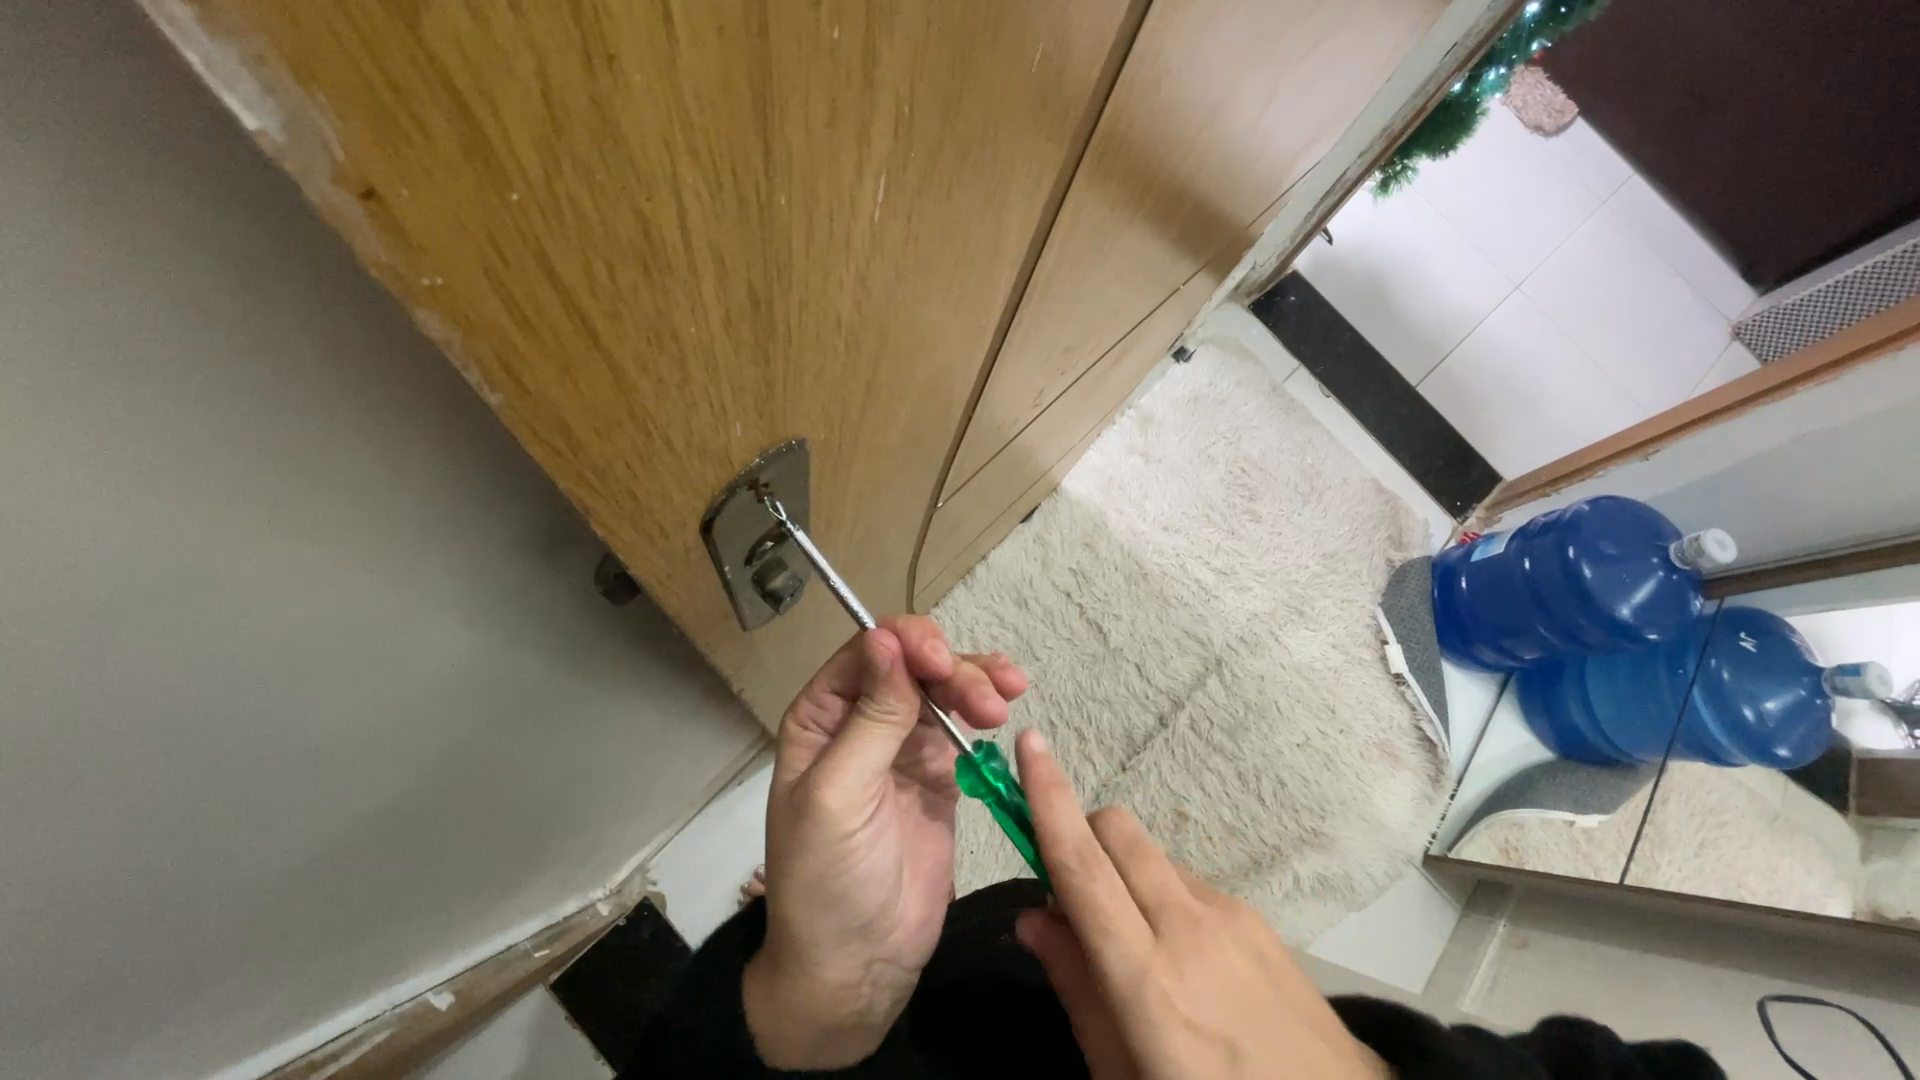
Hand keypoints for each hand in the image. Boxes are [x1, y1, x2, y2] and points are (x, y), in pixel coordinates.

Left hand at [743, 616, 1028, 1068]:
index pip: (867, 653)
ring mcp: (903, 748)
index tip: (944, 663)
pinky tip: (1008, 708)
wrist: (857, 966)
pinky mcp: (939, 777)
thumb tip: (887, 636)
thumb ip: (870, 719)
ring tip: (1009, 695)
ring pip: (943, 690)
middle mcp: (860, 721)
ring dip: (977, 682)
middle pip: (912, 665)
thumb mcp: (838, 795)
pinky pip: (963, 730)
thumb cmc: (828, 880)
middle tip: (989, 700)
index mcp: (822, 717)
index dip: (907, 644)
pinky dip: (986, 712)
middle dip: (953, 669)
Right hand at [1012, 731, 1389, 1079]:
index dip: (1048, 801)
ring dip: (1120, 872)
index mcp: (1146, 977)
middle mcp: (1188, 928)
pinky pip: (1187, 881)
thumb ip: (1075, 987)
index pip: (1082, 866)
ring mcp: (1231, 917)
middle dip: (1079, 833)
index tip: (1030, 743)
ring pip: (1151, 855)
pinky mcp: (1258, 918)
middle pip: (1116, 832)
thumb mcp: (1121, 1075)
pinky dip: (1159, 894)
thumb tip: (1032, 916)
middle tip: (1068, 892)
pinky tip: (1181, 957)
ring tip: (1130, 942)